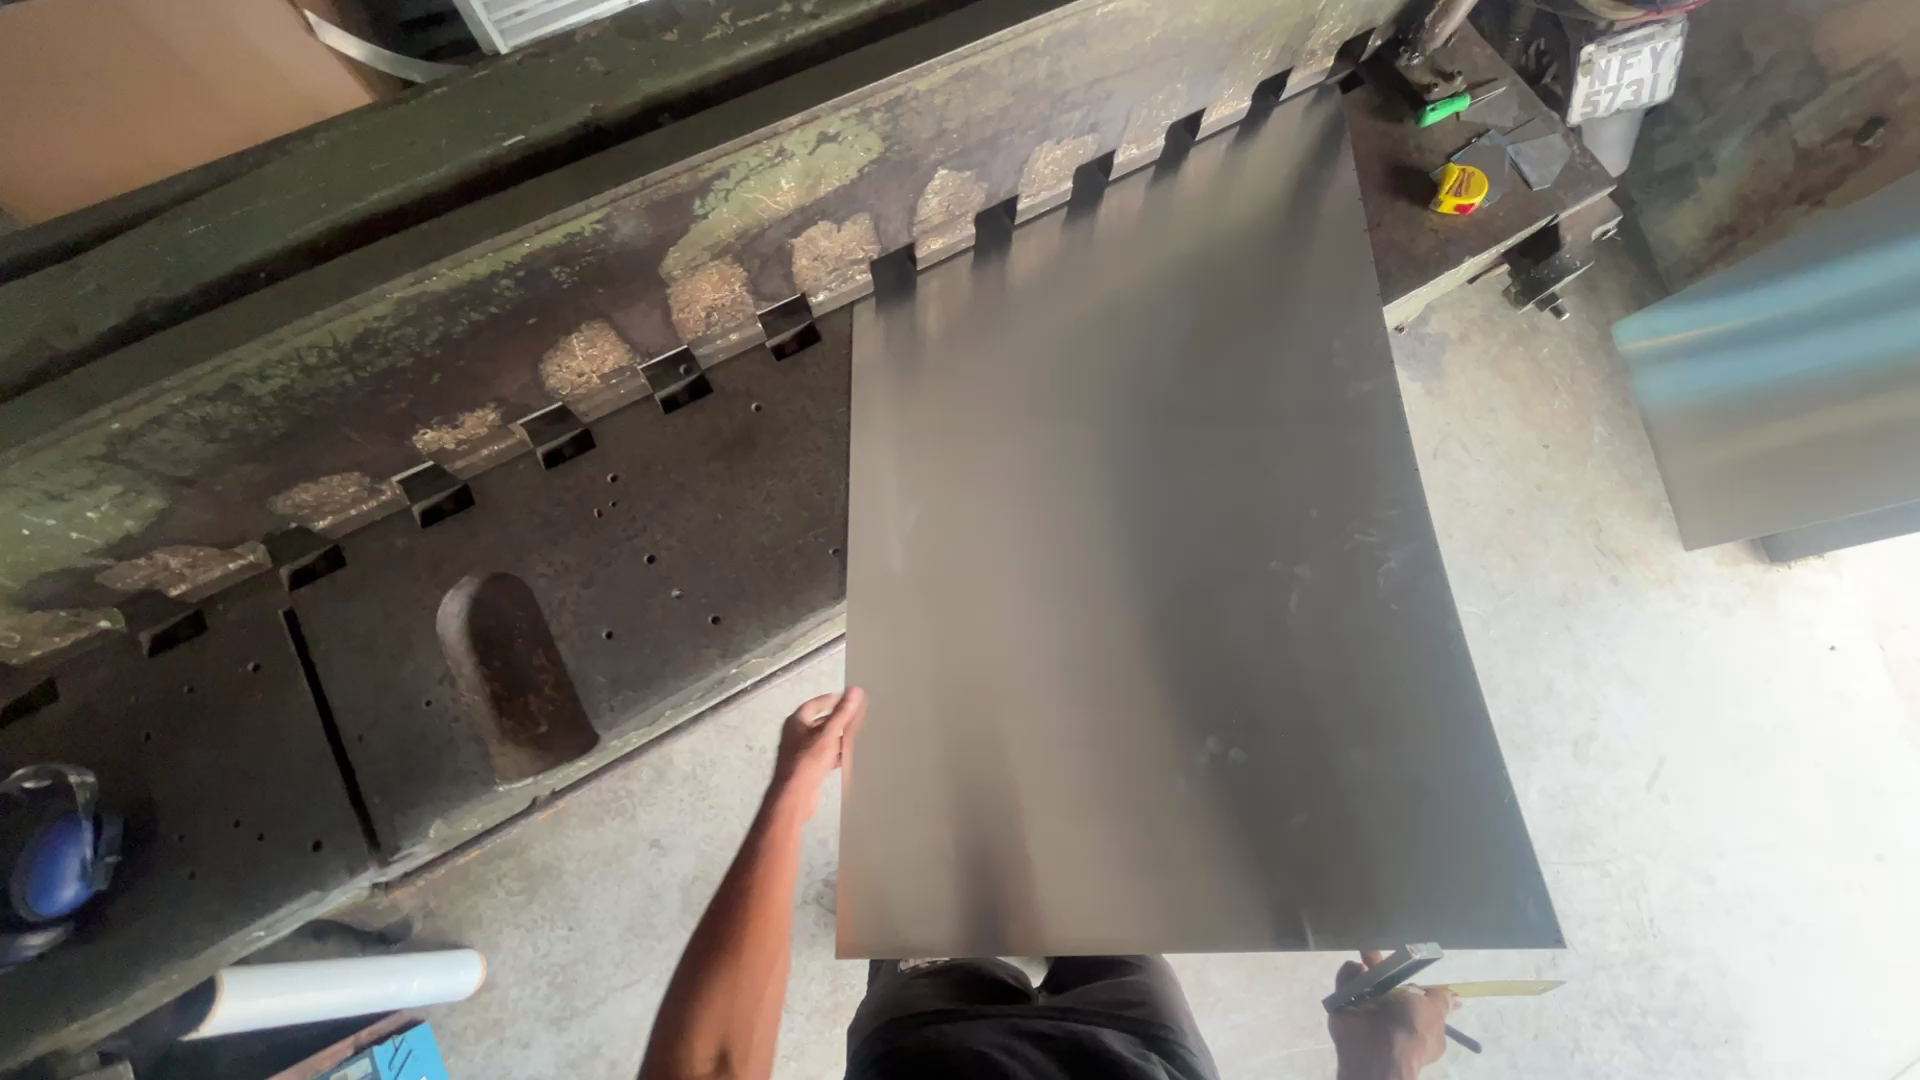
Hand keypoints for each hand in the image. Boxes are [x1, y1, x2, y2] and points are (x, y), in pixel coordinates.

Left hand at [767, 686, 865, 816]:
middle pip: (819, 722)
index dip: (831, 700)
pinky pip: (824, 755)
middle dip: (837, 720)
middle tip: (855, 717)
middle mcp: (796, 735)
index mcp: (796, 722)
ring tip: (857, 735)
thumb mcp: (828, 734)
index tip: (847, 698)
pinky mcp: (807, 768)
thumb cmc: (808, 761)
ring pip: (823, 740)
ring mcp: (800, 753)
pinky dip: (836, 754)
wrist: (795, 797)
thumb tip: (855, 690)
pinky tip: (849, 756)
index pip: (814, 704)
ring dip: (838, 737)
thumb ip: (842, 713)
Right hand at [1328, 950, 1458, 1079]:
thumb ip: (1440, 1000)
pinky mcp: (1346, 1007)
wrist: (1375, 1046)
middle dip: (1381, 968)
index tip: (1405, 967)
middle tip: (1375, 952)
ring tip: (1364, 957)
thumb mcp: (1433, 1012)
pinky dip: (1348, 975)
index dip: (1409, 983)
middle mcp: (1392, 1018)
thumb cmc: (1410, 1028)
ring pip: (1364, 984)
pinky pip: (1346, 986)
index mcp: (1417, 1023)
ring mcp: (1368, 1013)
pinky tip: (1354, 968)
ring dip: (1364, 970)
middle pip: (1386, 987)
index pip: (1413, 998)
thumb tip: (1457, 998)